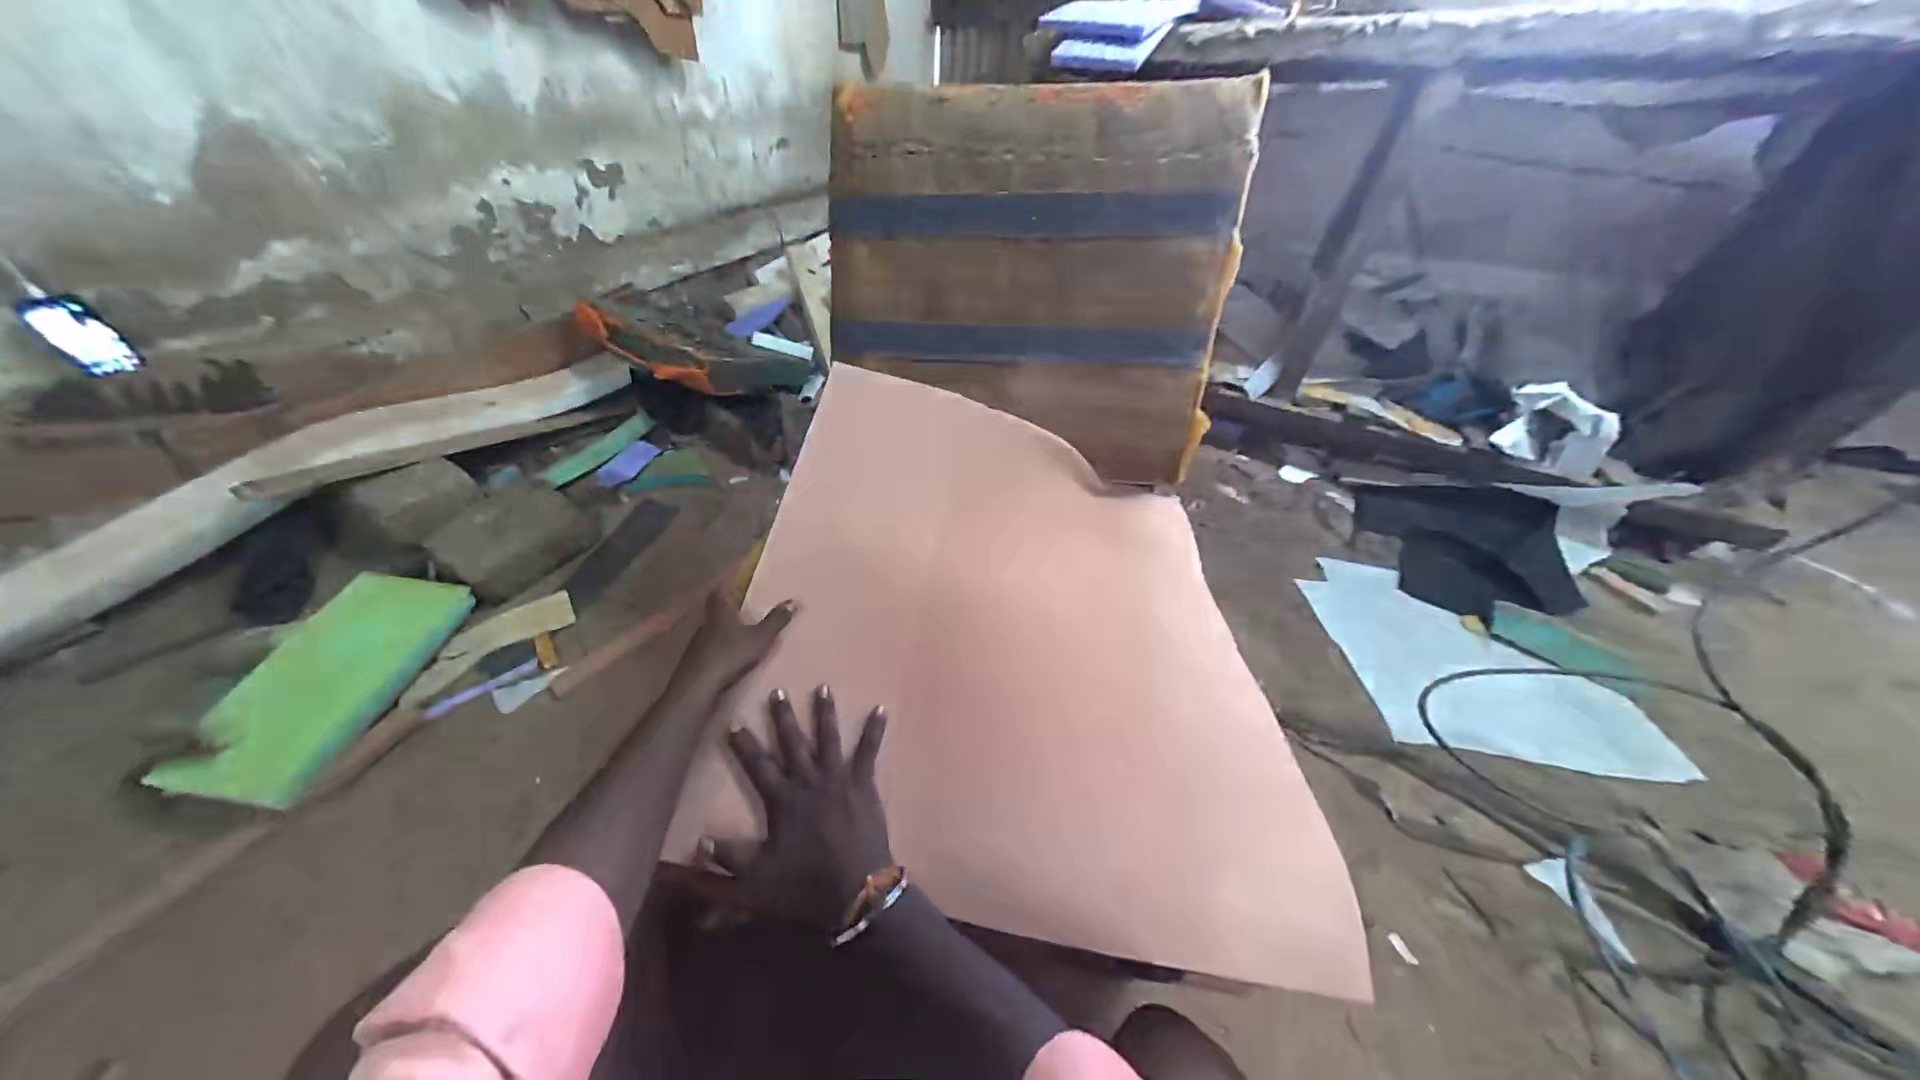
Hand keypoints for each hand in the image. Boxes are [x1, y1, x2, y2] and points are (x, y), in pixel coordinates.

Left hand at [671, 592, 795, 703]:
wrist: (698, 687)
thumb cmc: (731, 655)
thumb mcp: (761, 637)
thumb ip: (776, 620)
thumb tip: (793, 600)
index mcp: (720, 613)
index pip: (719, 593)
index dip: (725, 587)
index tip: (732, 583)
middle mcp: (705, 625)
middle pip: (714, 613)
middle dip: (727, 612)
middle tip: (742, 611)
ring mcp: (697, 645)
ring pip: (711, 633)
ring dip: (723, 634)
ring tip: (739, 638)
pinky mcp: (693, 664)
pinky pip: (708, 652)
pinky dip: (718, 652)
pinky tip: (728, 661)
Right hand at [709, 686, 892, 929]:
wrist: (855, 890)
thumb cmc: (805, 885)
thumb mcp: (757, 881)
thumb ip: (729, 859)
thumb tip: (701, 841)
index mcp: (782, 800)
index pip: (757, 766)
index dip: (743, 745)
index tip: (733, 722)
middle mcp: (808, 781)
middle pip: (792, 742)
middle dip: (783, 716)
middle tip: (777, 690)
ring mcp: (838, 779)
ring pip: (828, 738)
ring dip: (824, 712)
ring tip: (823, 687)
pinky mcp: (863, 784)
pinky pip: (869, 752)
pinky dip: (875, 731)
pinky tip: (881, 709)